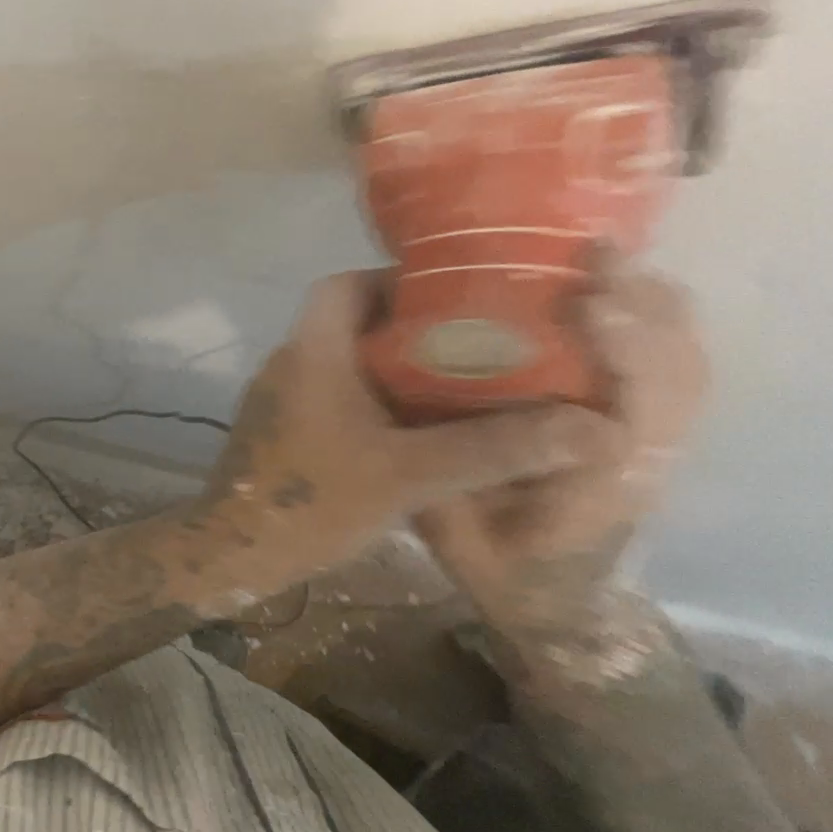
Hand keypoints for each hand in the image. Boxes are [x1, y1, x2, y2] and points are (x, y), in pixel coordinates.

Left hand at [184, 271, 619, 579]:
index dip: (398, 279)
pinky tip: (423, 427)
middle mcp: (288, 363)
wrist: (234, 552)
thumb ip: (496, 448)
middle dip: (413, 326)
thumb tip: (598, 428)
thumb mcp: (410, 474)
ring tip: (468, 379)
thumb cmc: (312, 502)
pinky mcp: (279, 429)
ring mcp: (279, 398)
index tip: (459, 295)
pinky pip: (332, 394)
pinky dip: (375, 398)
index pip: (345, 284)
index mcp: (311, 353)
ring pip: (343, 360)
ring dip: (397, 366)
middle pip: (351, 321)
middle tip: (481, 341)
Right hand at [414, 262, 707, 614]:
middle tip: (593, 258)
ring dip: (656, 309)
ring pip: (685, 369)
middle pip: (676, 382)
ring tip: (605, 256)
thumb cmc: (482, 550)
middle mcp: (642, 466)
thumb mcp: (447, 521)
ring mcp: (655, 446)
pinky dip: (660, 320)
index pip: (633, 419)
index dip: (621, 361)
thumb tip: (425, 389)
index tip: (586, 306)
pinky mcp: (650, 428)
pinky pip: (676, 367)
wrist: (537, 584)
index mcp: (594, 494)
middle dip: (643, 314)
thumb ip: (451, 467)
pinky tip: (616, 283)